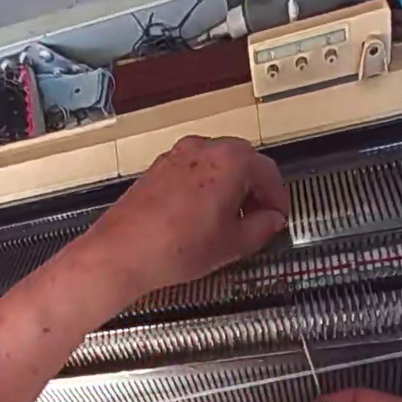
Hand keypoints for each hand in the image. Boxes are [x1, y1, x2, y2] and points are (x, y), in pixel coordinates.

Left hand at [67, 136, 289, 299]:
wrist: (123, 252)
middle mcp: (203, 149)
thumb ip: (262, 228)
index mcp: (229, 161)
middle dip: (256, 190)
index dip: (278, 199)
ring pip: (218, 164)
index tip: (278, 216)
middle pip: (245, 162)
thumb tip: (271, 221)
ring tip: (231, 221)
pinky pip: (195, 171)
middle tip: (261, 217)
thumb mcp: (232, 245)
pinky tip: (204, 217)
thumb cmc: (171, 246)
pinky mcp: (159, 168)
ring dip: (232, 187)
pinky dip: (208, 187)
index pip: (269, 173)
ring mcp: (178, 156)